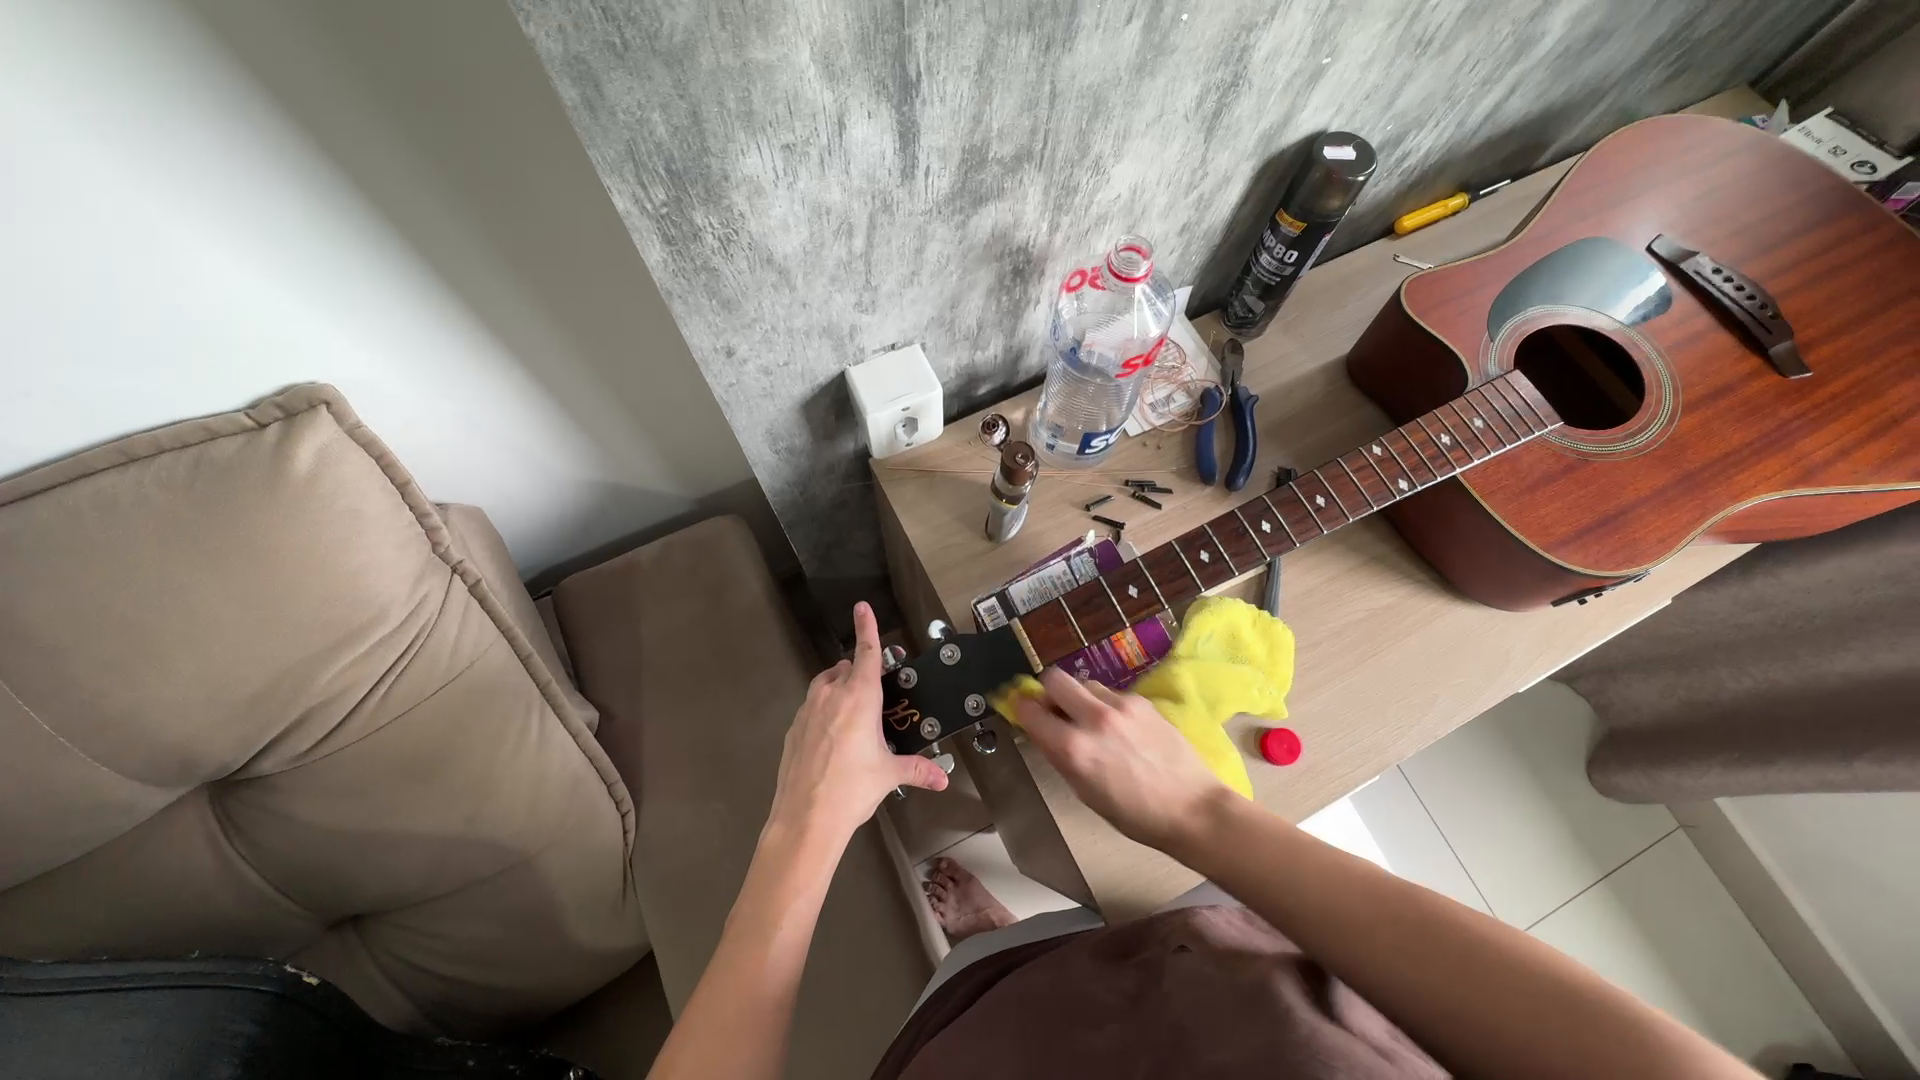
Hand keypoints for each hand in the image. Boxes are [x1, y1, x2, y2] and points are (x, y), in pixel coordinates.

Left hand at [767, 602, 948, 843]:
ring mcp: (807, 712)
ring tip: (853, 715)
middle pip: (843, 669)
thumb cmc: (852, 788)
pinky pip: (810, 710)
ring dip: (837, 689)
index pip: (866, 653)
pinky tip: (832, 740)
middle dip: (856, 672)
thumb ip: (917, 770)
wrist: (805, 818)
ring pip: (823, 687)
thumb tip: (942, 779)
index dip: (866, 627)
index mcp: (858, 698)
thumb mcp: (888, 775)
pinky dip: (822, 713)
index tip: (862, 606)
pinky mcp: (792, 730)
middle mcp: (830, 696)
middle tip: (872, 694)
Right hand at [1013, 668, 1233, 851]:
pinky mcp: (1142, 701)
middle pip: (1054, 678)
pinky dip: (1106, 705)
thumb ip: (1059, 756)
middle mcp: (1093, 718)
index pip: (1030, 710)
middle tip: (1054, 709)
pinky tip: (1119, 727)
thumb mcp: (1084, 792)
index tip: (1022, 710)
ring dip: (1079, 697)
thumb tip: (1042, 731)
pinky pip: (1111, 693)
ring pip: (1084, 683)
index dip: (1021, 708)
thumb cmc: (1133, 814)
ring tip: (1090, 720)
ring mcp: (1121, 705)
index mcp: (1073, 749)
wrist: (1191, 808)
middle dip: (1048, 691)